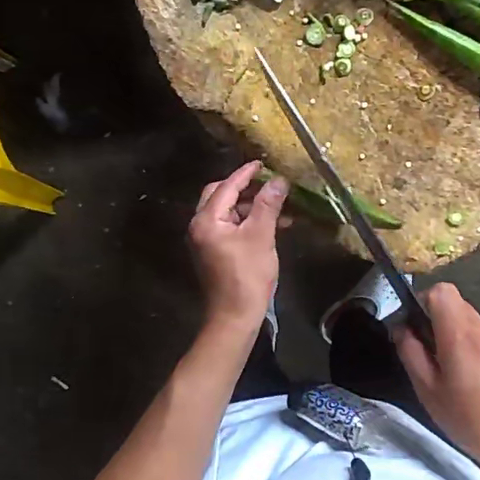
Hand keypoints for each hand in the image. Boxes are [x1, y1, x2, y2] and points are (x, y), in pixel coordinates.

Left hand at [188, 161, 286, 332]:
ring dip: (251, 207)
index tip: (262, 163)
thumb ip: (268, 205)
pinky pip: (230, 228)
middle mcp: (200, 227)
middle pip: (221, 196)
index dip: (246, 174)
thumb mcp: (261, 236)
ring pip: (227, 213)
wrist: (234, 316)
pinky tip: (272, 226)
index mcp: (207, 220)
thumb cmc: (247, 276)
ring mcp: (205, 241)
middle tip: (268, 184)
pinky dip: (247, 223)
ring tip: (279, 208)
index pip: (226, 187)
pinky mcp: (214, 253)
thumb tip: (278, 180)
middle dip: (245, 189)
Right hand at [394, 283, 479, 479]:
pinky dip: (471, 347)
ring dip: (453, 334)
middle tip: (426, 352)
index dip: (422, 301)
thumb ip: (410, 353)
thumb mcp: (428, 390)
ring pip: (470, 321)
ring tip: (448, 370)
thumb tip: (401, 329)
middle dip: (435, 319)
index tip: (413, 326)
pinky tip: (471, 381)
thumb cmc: (471, 420)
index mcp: (460, 334)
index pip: (441, 290)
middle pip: (455, 303)